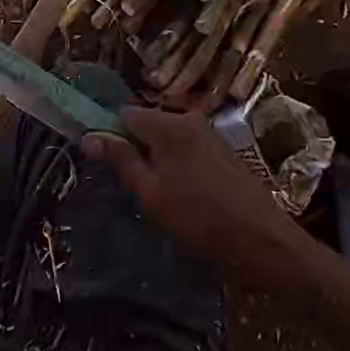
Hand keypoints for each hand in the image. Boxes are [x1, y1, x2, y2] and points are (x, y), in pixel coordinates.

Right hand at [81, 107, 319, 292]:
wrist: (260, 237)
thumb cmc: (199, 218)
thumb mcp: (151, 194)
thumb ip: (121, 161)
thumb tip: (89, 137)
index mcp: (170, 124)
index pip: (125, 113)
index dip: (109, 133)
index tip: (102, 162)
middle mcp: (190, 118)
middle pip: (147, 122)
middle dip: (133, 147)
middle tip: (131, 185)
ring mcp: (209, 131)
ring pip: (166, 135)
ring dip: (155, 156)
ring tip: (156, 193)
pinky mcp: (221, 147)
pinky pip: (186, 144)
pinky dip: (175, 161)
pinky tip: (180, 191)